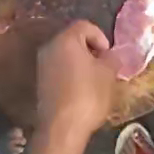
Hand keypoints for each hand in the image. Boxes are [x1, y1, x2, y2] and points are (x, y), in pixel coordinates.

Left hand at [35, 20, 115, 138]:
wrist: (63, 127)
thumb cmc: (89, 94)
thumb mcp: (109, 74)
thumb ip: (112, 58)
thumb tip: (111, 55)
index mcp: (66, 40)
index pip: (85, 26)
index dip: (101, 37)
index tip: (109, 55)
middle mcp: (50, 48)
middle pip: (73, 39)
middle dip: (91, 49)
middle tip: (105, 65)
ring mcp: (42, 65)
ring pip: (66, 55)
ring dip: (82, 62)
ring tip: (96, 79)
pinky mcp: (41, 82)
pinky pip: (59, 68)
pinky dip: (72, 73)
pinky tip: (83, 89)